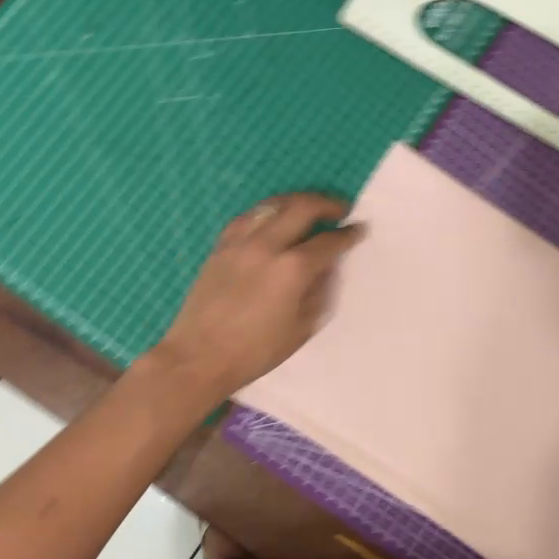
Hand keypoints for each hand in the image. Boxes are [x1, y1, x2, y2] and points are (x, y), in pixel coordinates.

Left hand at [150, 193, 364, 402]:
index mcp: (292, 269)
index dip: (348, 235)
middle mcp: (267, 245)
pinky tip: (272, 220)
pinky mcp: (220, 246)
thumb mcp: (301, 329)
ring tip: (309, 209)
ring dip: (296, 202)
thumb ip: (319, 292)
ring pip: (273, 204)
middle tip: (340, 210)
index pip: (329, 241)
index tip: (359, 229)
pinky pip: (248, 217)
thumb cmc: (255, 351)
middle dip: (327, 204)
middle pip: (302, 207)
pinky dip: (267, 212)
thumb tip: (327, 267)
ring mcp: (240, 242)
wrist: (199, 357)